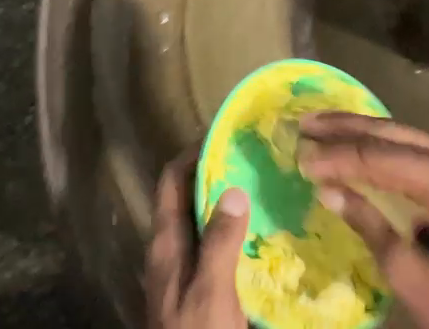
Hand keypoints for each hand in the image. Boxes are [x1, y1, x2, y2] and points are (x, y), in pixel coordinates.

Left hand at [146, 153, 251, 328]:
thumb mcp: (210, 290)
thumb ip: (219, 242)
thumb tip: (234, 190)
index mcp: (166, 243)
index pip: (172, 180)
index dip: (194, 154)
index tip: (225, 138)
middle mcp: (171, 251)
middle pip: (189, 198)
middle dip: (217, 175)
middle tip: (252, 159)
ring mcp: (184, 270)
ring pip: (204, 222)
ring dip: (228, 204)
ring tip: (262, 188)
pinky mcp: (200, 288)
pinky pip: (216, 247)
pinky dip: (235, 232)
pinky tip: (262, 233)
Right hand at [299, 112, 428, 328]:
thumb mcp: (403, 267)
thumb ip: (366, 219)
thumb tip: (325, 188)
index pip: (378, 157)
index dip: (336, 157)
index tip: (301, 158)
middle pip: (390, 134)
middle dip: (344, 128)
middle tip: (305, 124)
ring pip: (401, 134)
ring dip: (359, 132)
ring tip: (320, 127)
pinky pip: (414, 147)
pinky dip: (381, 145)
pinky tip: (354, 142)